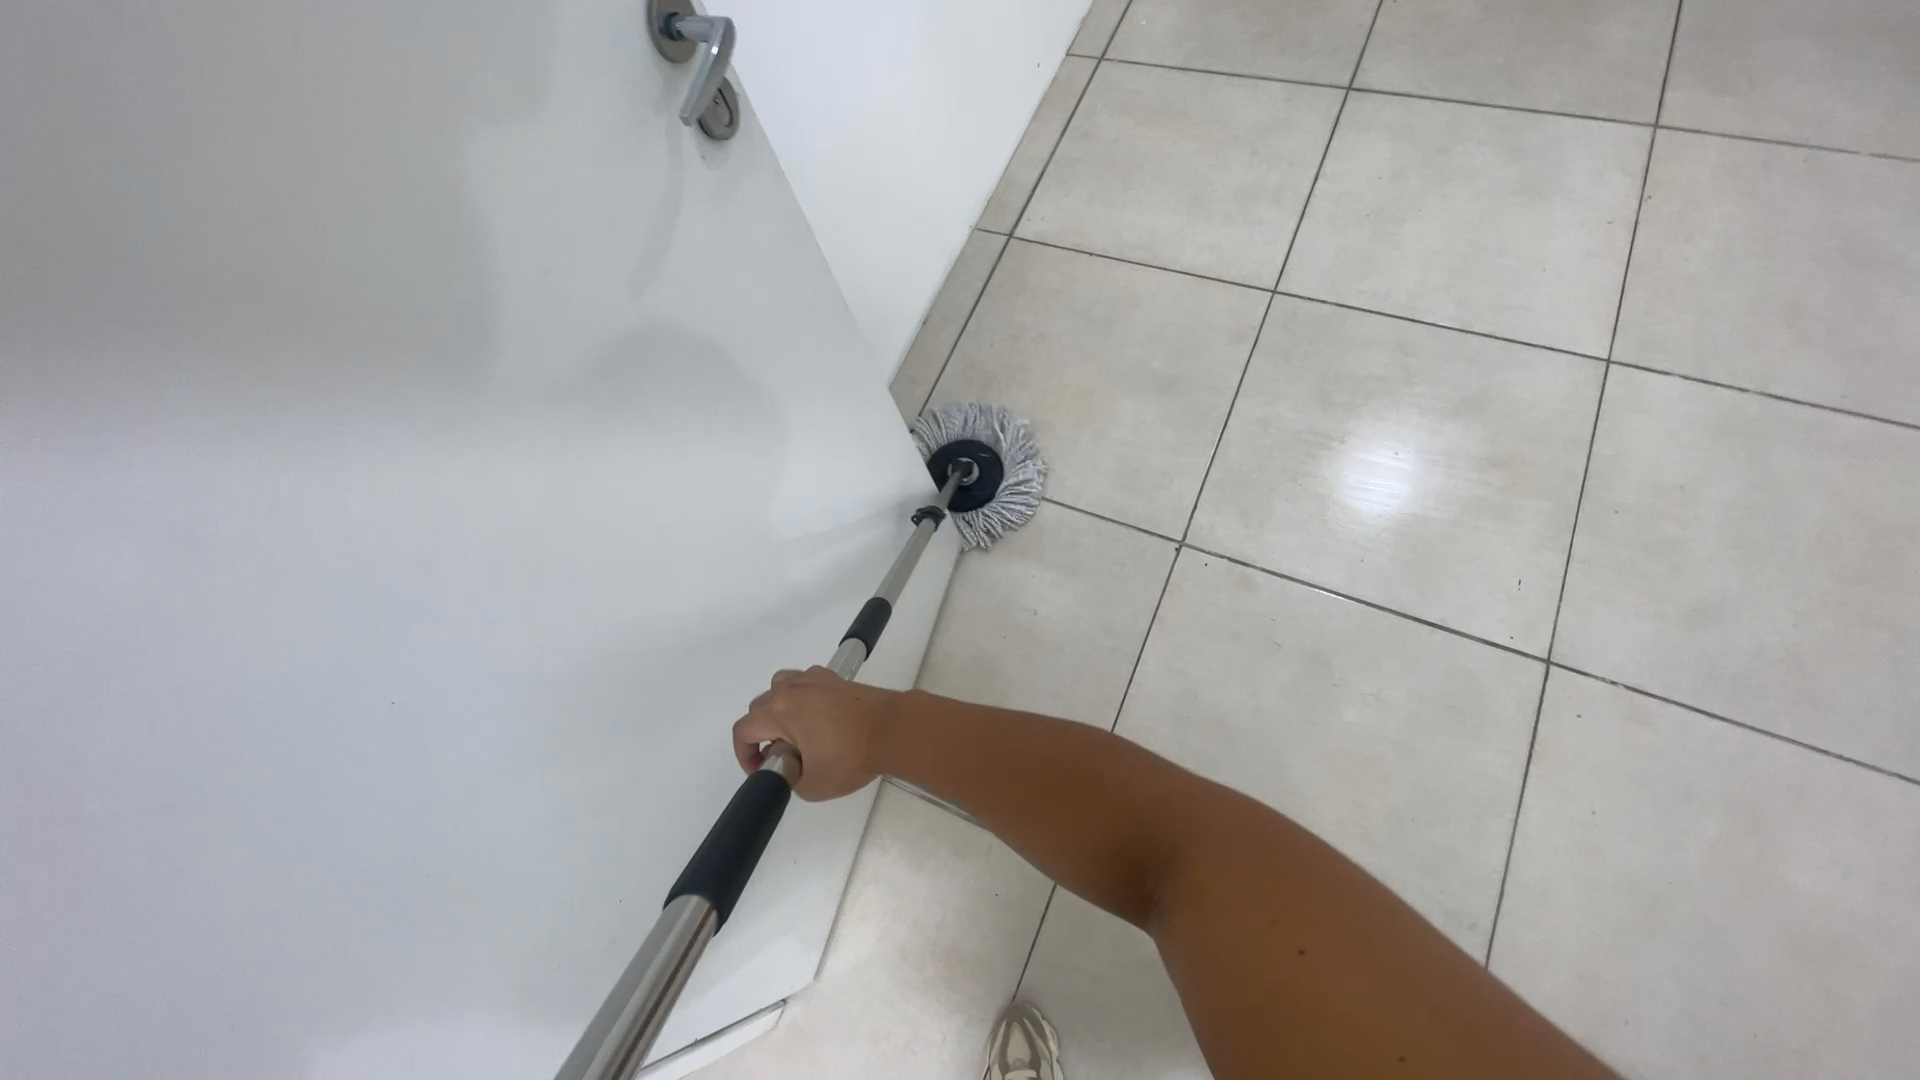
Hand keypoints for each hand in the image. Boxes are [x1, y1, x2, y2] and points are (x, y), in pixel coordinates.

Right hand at [732, 666, 902, 801]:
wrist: (894, 730)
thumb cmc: (851, 756)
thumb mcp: (812, 785)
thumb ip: (788, 778)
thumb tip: (789, 764)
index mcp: (780, 711)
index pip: (744, 730)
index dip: (744, 755)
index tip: (761, 771)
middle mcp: (792, 688)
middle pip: (760, 707)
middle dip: (762, 734)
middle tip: (782, 757)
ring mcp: (815, 679)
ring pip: (781, 688)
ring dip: (779, 711)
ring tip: (797, 735)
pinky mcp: (835, 679)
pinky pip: (805, 683)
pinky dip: (802, 699)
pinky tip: (818, 719)